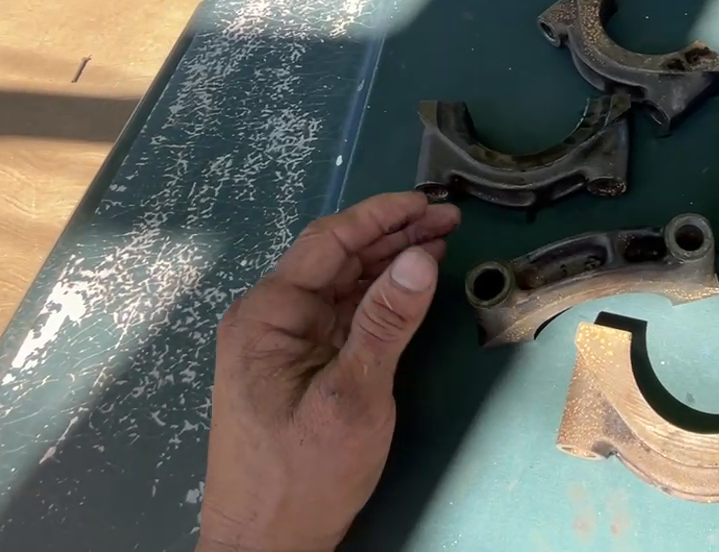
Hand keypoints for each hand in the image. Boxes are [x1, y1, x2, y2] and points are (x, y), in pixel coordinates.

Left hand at [198, 192, 460, 551]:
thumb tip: (421, 255)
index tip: (428, 202)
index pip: (329, 242)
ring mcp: (288, 339)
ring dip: (393, 258)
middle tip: (450, 219)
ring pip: (347, 278)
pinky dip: (384, 290)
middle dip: (395, 233)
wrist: (268, 551)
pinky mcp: (306, 359)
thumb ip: (386, 322)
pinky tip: (414, 277)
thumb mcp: (353, 396)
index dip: (381, 216)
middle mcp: (273, 316)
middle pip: (340, 255)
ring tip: (442, 238)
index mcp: (268, 314)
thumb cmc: (304, 475)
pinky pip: (348, 308)